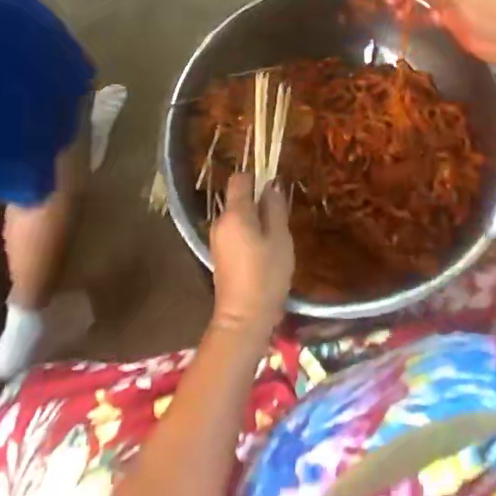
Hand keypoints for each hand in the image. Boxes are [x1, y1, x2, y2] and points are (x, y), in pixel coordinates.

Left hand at [208, 172, 293, 337]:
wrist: (243, 318)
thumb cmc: (266, 276)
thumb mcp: (279, 239)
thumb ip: (275, 209)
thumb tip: (271, 185)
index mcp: (235, 213)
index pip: (239, 179)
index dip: (256, 177)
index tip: (273, 187)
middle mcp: (220, 221)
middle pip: (237, 198)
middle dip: (257, 201)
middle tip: (279, 218)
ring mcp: (216, 238)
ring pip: (236, 216)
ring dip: (253, 220)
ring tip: (274, 238)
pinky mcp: (218, 254)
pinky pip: (233, 232)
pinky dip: (246, 234)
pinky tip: (262, 252)